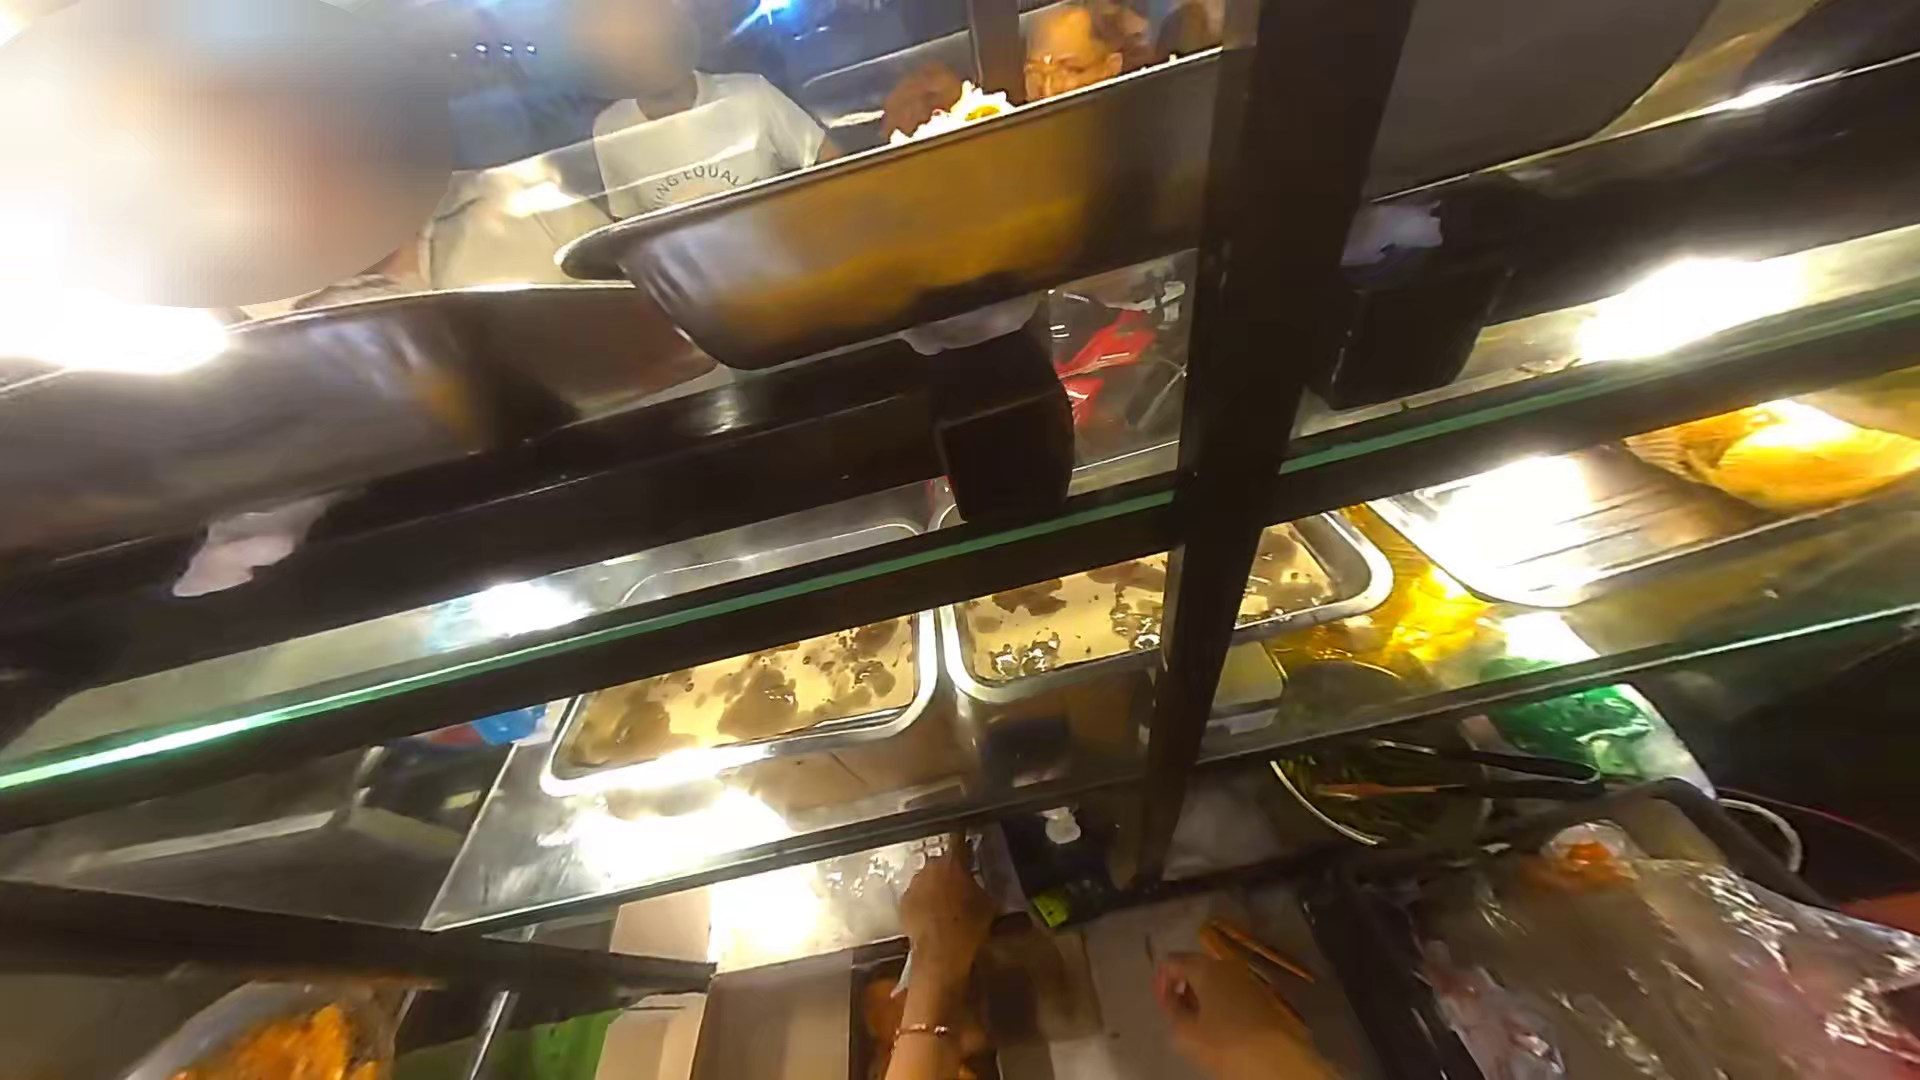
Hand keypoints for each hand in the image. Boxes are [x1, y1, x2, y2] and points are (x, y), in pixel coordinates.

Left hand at [899, 846, 992, 988]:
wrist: (940, 953)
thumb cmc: (968, 926)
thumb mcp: (987, 903)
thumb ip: (979, 885)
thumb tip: (976, 883)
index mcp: (953, 861)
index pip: (958, 840)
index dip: (963, 842)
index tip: (966, 844)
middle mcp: (931, 866)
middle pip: (941, 862)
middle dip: (949, 871)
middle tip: (958, 886)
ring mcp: (915, 883)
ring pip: (926, 879)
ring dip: (934, 886)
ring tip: (943, 904)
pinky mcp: (903, 901)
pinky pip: (915, 896)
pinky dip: (921, 902)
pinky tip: (929, 916)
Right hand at [1154, 953, 1333, 1079]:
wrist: (1288, 1069)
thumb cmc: (1231, 1048)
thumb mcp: (1190, 1037)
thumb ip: (1172, 1014)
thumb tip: (1170, 1002)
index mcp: (1204, 967)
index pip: (1171, 962)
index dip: (1161, 983)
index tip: (1163, 1009)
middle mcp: (1224, 965)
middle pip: (1194, 969)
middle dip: (1183, 991)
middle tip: (1179, 1020)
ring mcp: (1247, 981)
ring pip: (1215, 983)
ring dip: (1203, 1001)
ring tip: (1200, 1030)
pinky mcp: (1263, 999)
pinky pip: (1232, 995)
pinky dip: (1222, 1007)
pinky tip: (1224, 1033)